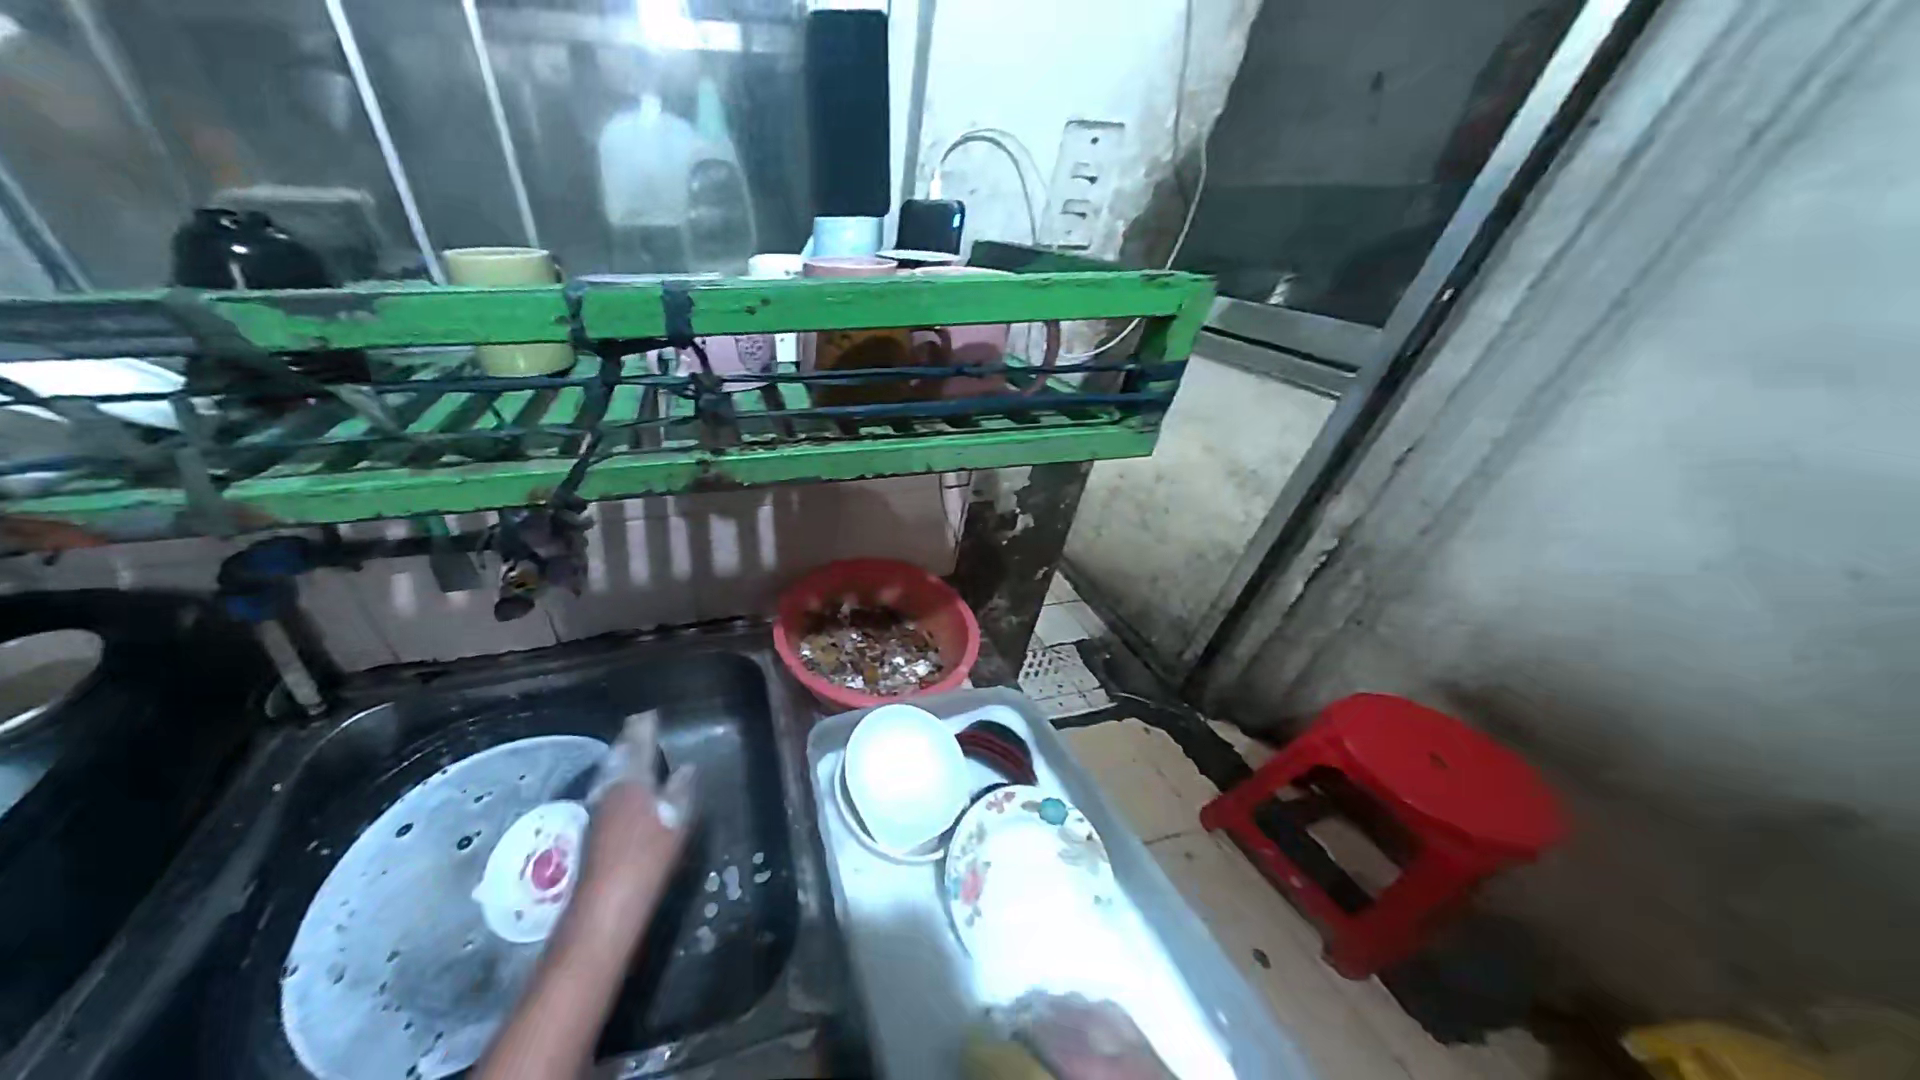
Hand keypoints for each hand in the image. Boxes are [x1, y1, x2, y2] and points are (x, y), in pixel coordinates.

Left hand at [573, 711, 695, 924]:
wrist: (605, 906)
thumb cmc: (646, 858)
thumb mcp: (676, 822)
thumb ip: (681, 792)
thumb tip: (686, 768)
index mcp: (632, 783)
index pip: (637, 746)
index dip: (643, 728)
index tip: (648, 713)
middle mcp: (609, 790)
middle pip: (617, 758)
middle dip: (628, 740)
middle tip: (637, 725)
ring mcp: (597, 810)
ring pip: (610, 773)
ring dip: (620, 758)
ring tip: (630, 747)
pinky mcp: (593, 829)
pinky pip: (607, 788)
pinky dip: (617, 777)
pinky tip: (624, 784)